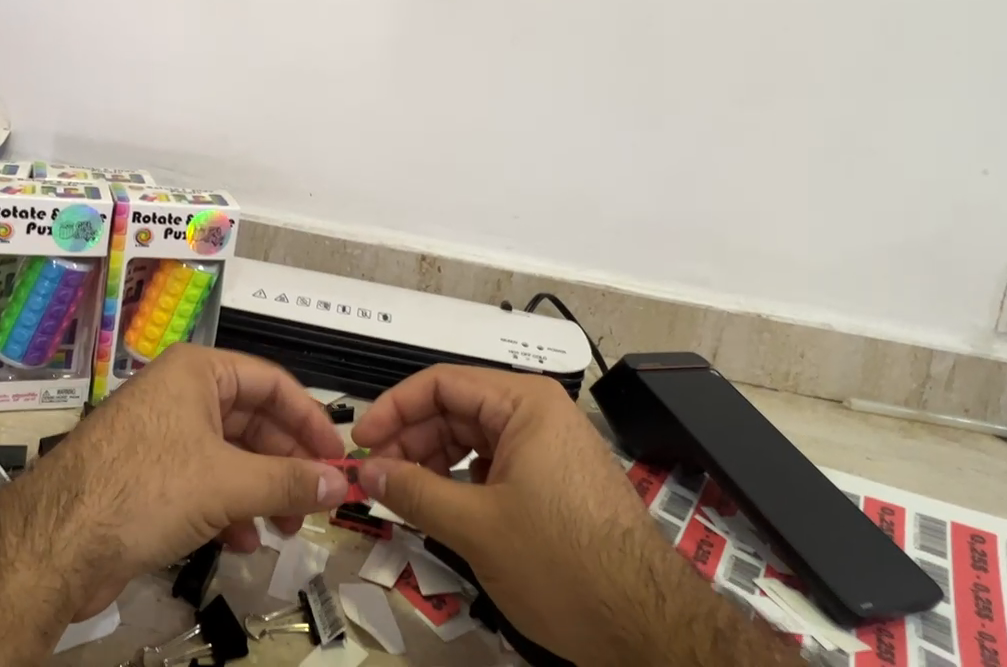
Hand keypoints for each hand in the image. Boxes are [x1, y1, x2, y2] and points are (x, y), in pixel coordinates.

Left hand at [0, 346, 351, 666]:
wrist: (56, 544)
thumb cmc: (144, 489)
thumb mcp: (228, 483)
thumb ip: (288, 480)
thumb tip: (337, 482)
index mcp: (198, 372)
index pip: (271, 383)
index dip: (309, 420)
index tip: (337, 457)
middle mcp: (180, 395)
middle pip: (252, 421)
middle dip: (285, 463)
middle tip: (315, 499)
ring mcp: (161, 436)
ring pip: (230, 456)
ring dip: (261, 491)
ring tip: (283, 528)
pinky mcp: (147, 477)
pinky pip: (204, 482)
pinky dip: (229, 508)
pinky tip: (241, 541)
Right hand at [352, 366, 655, 664]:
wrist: (645, 624)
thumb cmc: (560, 562)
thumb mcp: (475, 526)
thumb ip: (413, 491)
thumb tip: (367, 472)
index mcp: (524, 402)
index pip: (441, 382)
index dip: (394, 408)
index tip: (361, 443)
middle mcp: (538, 412)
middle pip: (456, 408)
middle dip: (411, 439)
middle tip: (375, 476)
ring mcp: (549, 446)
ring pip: (473, 438)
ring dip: (432, 462)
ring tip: (402, 494)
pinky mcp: (554, 479)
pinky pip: (494, 463)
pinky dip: (461, 480)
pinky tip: (441, 505)